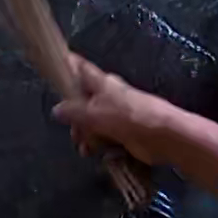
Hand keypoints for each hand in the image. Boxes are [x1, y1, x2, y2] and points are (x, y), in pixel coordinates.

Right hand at [51, 54, 189, 165]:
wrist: (164, 136)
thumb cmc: (128, 117)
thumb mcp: (94, 113)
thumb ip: (73, 111)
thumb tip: (56, 109)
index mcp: (101, 83)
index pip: (80, 68)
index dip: (67, 65)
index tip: (53, 65)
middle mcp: (107, 95)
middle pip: (82, 102)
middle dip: (74, 118)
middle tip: (74, 132)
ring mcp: (116, 113)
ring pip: (91, 122)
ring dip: (86, 136)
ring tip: (86, 148)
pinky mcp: (123, 131)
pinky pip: (103, 135)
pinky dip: (98, 144)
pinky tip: (97, 152)